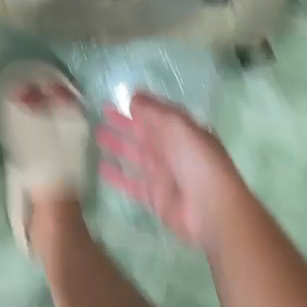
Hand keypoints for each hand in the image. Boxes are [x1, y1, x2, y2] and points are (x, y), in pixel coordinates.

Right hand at [97, 92, 246, 248]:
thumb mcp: (177, 125)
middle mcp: (171, 150)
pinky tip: (100, 167)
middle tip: (101, 111)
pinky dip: (116, 175)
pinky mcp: (154, 197)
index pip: (157, 114)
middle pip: (143, 133)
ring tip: (95, 133)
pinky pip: (130, 182)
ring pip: (134, 155)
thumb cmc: (196, 160)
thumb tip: (133, 98)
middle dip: (123, 122)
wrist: (211, 209)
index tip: (118, 97)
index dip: (140, 106)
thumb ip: (153, 111)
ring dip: (117, 144)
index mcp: (180, 130)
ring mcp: (162, 174)